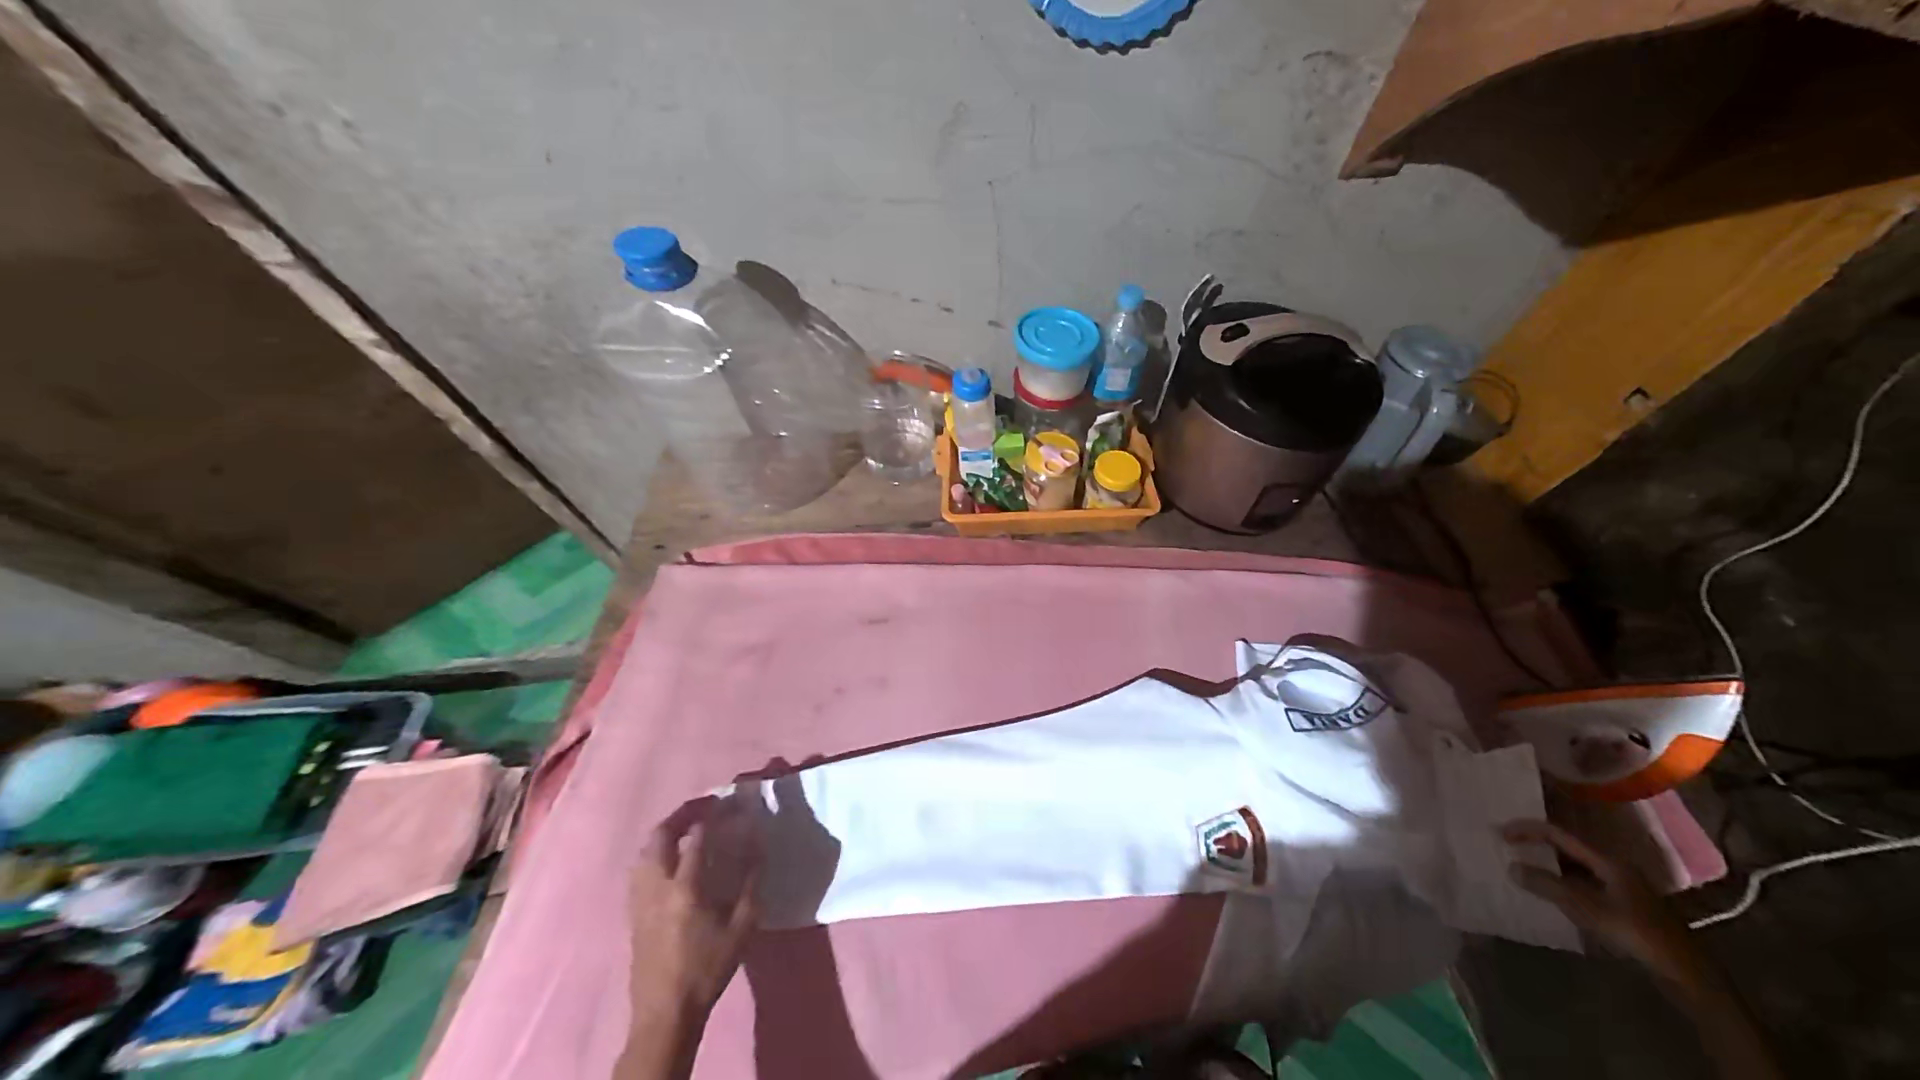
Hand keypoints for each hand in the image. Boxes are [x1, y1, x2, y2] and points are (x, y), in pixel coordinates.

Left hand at [618, 796, 762, 1079]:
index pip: (696, 837)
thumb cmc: (708, 968)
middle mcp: (657, 885)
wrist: (666, 1010)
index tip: (728, 802)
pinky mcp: (633, 910)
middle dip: (682, 814)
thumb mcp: (741, 927)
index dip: (712, 814)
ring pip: (645, 850)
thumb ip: (750, 883)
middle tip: (704, 806)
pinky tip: (670, 856)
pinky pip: (641, 867)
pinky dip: (656, 850)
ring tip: (687, 825)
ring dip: (666, 830)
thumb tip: (758, 847)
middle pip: (660, 835)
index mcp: (685, 888)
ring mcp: (640, 898)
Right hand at [1504, 819, 1783, 1079]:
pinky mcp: (1622, 903)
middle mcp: (1613, 866)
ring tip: (1522, 868)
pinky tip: (1550, 892)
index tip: (1500, 833)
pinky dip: (1561, 882)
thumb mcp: (1586, 908)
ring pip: (1575, 867)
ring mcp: (1620, 885)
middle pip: (1567, 848)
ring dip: (1548, 865)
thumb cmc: (1635, 931)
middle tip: (1508, 846)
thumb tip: (1512, 867)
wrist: (1685, 971)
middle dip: (1536, 845)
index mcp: (1607, 860)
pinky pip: (1582, 883)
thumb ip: (1548, 885)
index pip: (1559, 834)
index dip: (1528, 830)